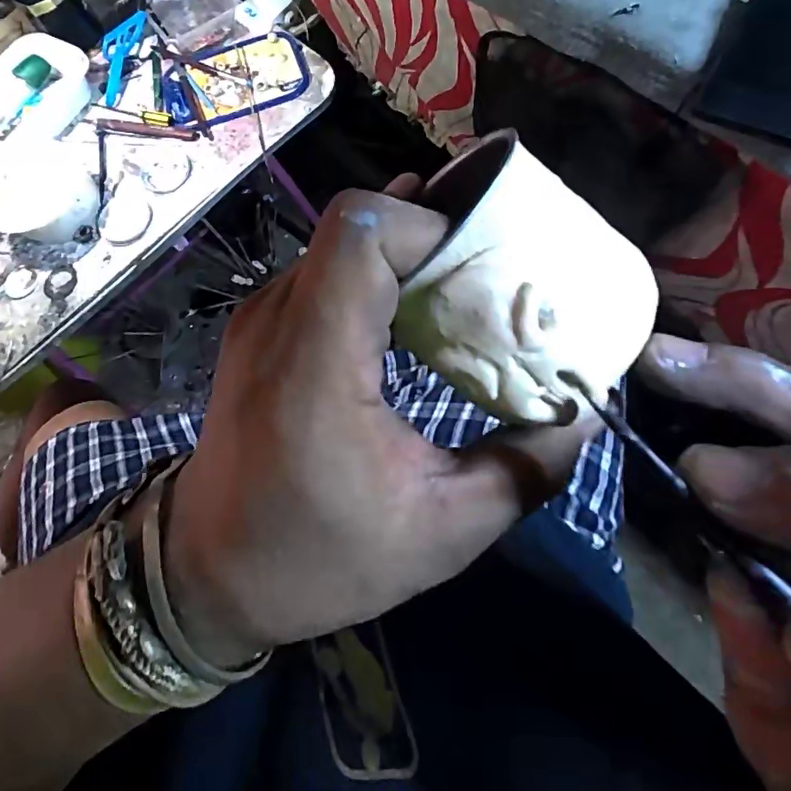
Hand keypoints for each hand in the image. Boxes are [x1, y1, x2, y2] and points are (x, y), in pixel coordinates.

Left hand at [161, 178, 597, 665]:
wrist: (210, 566)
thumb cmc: (317, 556)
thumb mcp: (442, 532)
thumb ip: (525, 466)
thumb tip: (581, 410)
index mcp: (317, 359)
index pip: (362, 229)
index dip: (428, 224)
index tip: (485, 267)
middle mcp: (278, 319)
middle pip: (354, 226)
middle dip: (429, 235)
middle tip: (491, 272)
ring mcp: (259, 318)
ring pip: (337, 245)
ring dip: (401, 256)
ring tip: (460, 290)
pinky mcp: (256, 329)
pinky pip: (319, 274)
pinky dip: (370, 278)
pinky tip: (408, 310)